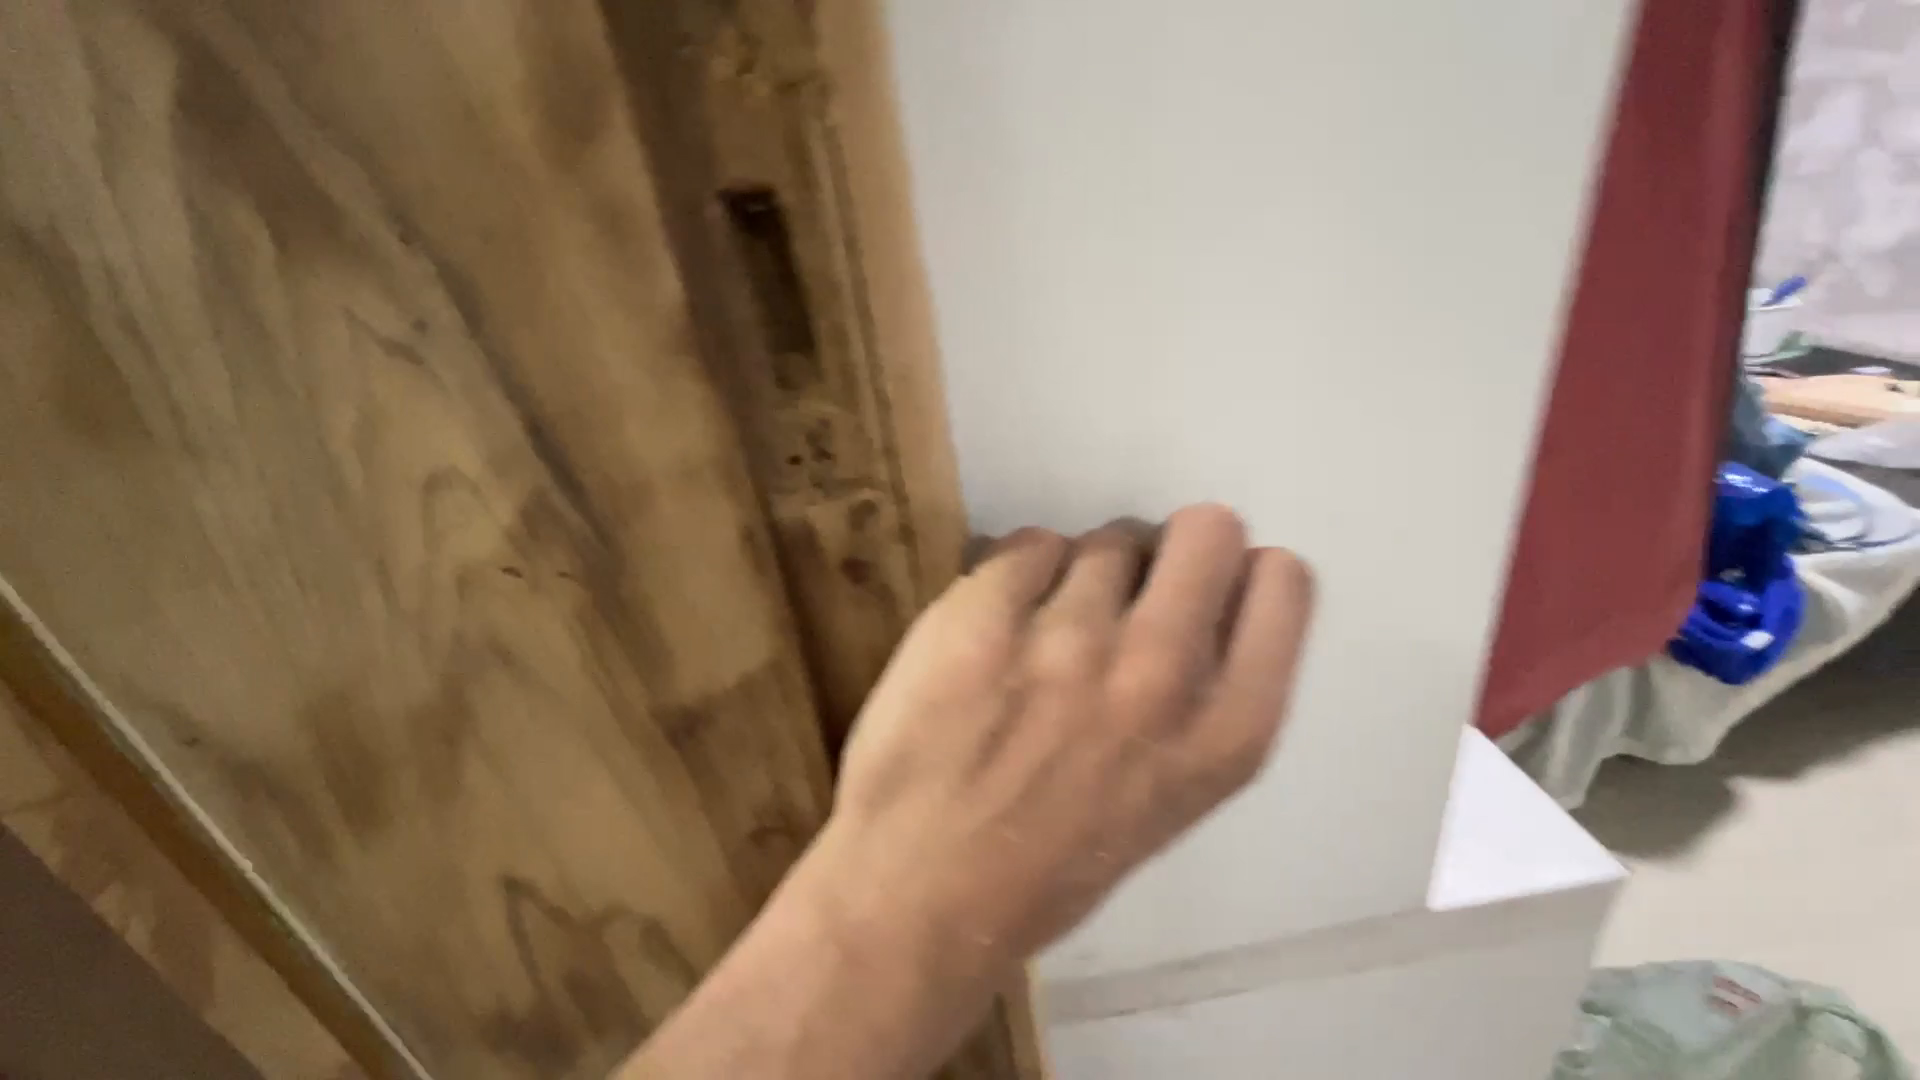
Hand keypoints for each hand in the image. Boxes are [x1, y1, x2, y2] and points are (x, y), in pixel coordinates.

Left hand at [813, 504, 1314, 975]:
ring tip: (1044, 630)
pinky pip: (1029, 544)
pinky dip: (1017, 573)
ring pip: (1106, 541)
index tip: (1207, 590)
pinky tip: (992, 624)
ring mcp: (1069, 636)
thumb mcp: (1167, 801)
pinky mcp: (984, 612)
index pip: (1282, 586)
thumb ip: (1196, 703)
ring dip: (1083, 572)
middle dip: (1174, 546)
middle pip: (1206, 532)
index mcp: (1223, 734)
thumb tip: (1191, 614)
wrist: (918, 890)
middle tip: (1129, 584)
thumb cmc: (1046, 867)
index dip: (1241, 575)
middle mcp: (1159, 670)